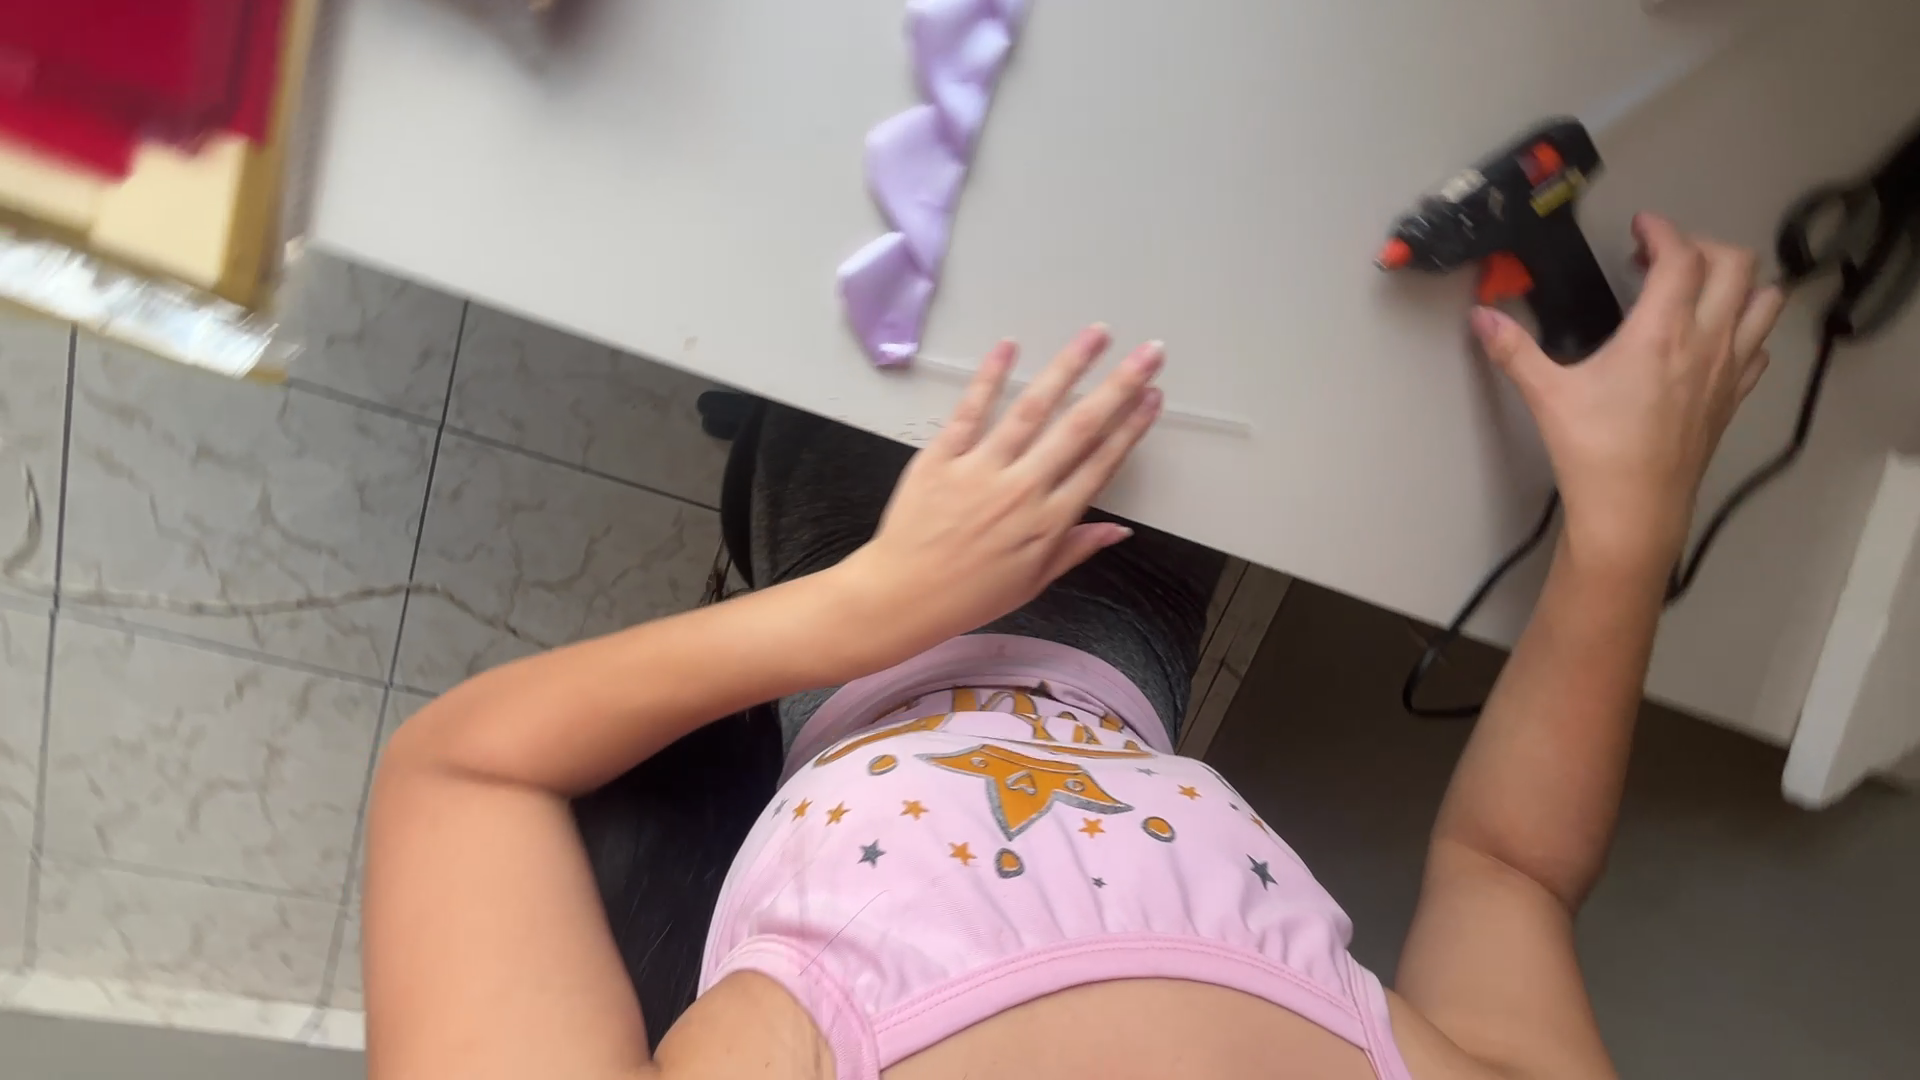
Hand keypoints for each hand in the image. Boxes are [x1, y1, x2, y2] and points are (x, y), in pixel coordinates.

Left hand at [833, 326, 1163, 661]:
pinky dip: (989, 377)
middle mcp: (1024, 489)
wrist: (904, 596)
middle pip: (1080, 428)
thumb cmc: (970, 596)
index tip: (1153, 397)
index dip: (1132, 428)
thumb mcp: (1033, 583)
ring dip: (1068, 367)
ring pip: (1033, 409)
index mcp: (1049, 521)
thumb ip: (1076, 548)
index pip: (1101, 464)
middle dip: (1120, 386)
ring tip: (1096, 334)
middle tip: (1149, 352)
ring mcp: (982, 469)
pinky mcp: (942, 457)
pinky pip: (970, 411)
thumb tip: (1121, 530)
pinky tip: (1009, 346)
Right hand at [1471, 213, 1786, 578]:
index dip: (1664, 232)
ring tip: (1696, 288)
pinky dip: (1742, 324)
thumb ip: (1513, 350)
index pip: (1682, 259)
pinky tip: (1710, 338)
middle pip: (1736, 265)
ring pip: (1762, 299)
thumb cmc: (1590, 446)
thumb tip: (1479, 315)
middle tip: (1661, 256)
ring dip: (1735, 280)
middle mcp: (1708, 339)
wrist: (1634, 504)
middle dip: (1702, 247)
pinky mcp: (1734, 394)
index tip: (1640, 226)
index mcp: (1661, 332)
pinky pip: (1758, 342)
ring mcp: (1729, 367)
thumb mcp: (1545, 395)